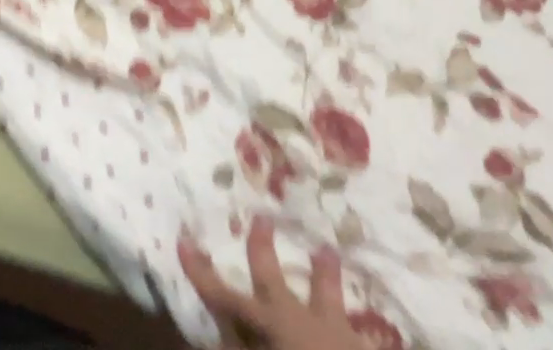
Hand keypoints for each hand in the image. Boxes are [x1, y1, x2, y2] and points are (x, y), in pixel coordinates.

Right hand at [178, 218, 369, 349]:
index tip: (183, 240)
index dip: (199, 269)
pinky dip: (364, 324)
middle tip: (263, 217)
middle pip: (272, 278)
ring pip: (326, 296)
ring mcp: (335, 332)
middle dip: (262, 247)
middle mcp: (296, 317)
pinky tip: (368, 320)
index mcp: (266, 319)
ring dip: (324, 273)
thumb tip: (201, 336)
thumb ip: (230, 342)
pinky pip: (365, 333)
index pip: (222, 292)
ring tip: (329, 250)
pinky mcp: (362, 346)